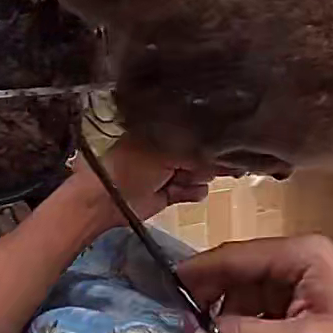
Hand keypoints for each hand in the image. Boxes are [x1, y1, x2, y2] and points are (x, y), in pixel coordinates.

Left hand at [63, 137, 212, 229]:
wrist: (107, 200)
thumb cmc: (132, 166)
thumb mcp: (166, 152)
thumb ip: (195, 151)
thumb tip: (220, 153)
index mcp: (160, 132)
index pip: (193, 133)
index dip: (208, 140)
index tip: (224, 145)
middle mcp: (165, 150)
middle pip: (198, 155)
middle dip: (204, 161)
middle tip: (204, 165)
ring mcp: (166, 173)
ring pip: (196, 174)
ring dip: (197, 178)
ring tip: (187, 179)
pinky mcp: (167, 194)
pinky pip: (189, 192)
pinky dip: (193, 192)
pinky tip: (193, 191)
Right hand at [177, 235, 332, 332]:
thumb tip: (204, 331)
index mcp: (302, 255)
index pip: (236, 256)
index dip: (198, 273)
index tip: (166, 292)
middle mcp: (300, 263)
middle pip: (239, 280)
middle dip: (214, 312)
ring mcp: (305, 288)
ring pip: (249, 304)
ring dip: (230, 332)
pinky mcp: (309, 313)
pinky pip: (266, 321)